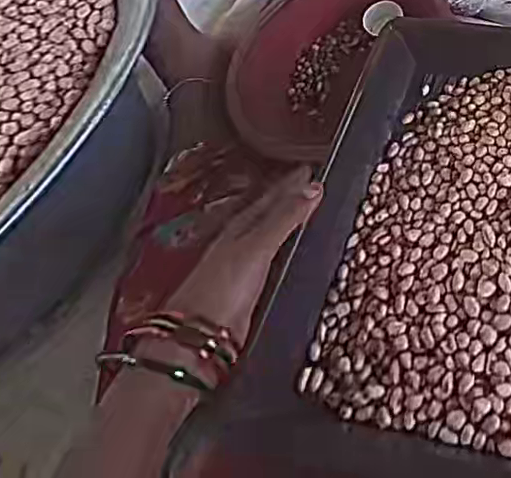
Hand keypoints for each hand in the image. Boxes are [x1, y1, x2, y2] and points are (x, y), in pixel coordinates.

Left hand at [160, 167, 322, 340]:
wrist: (198, 339)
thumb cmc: (220, 289)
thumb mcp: (258, 246)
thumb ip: (286, 217)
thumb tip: (313, 188)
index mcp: (242, 224)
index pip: (273, 195)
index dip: (292, 183)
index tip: (309, 171)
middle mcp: (241, 241)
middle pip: (270, 212)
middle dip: (289, 197)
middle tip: (309, 184)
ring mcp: (243, 264)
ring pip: (270, 234)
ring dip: (286, 221)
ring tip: (303, 211)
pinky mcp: (248, 288)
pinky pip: (272, 257)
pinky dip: (283, 248)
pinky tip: (288, 252)